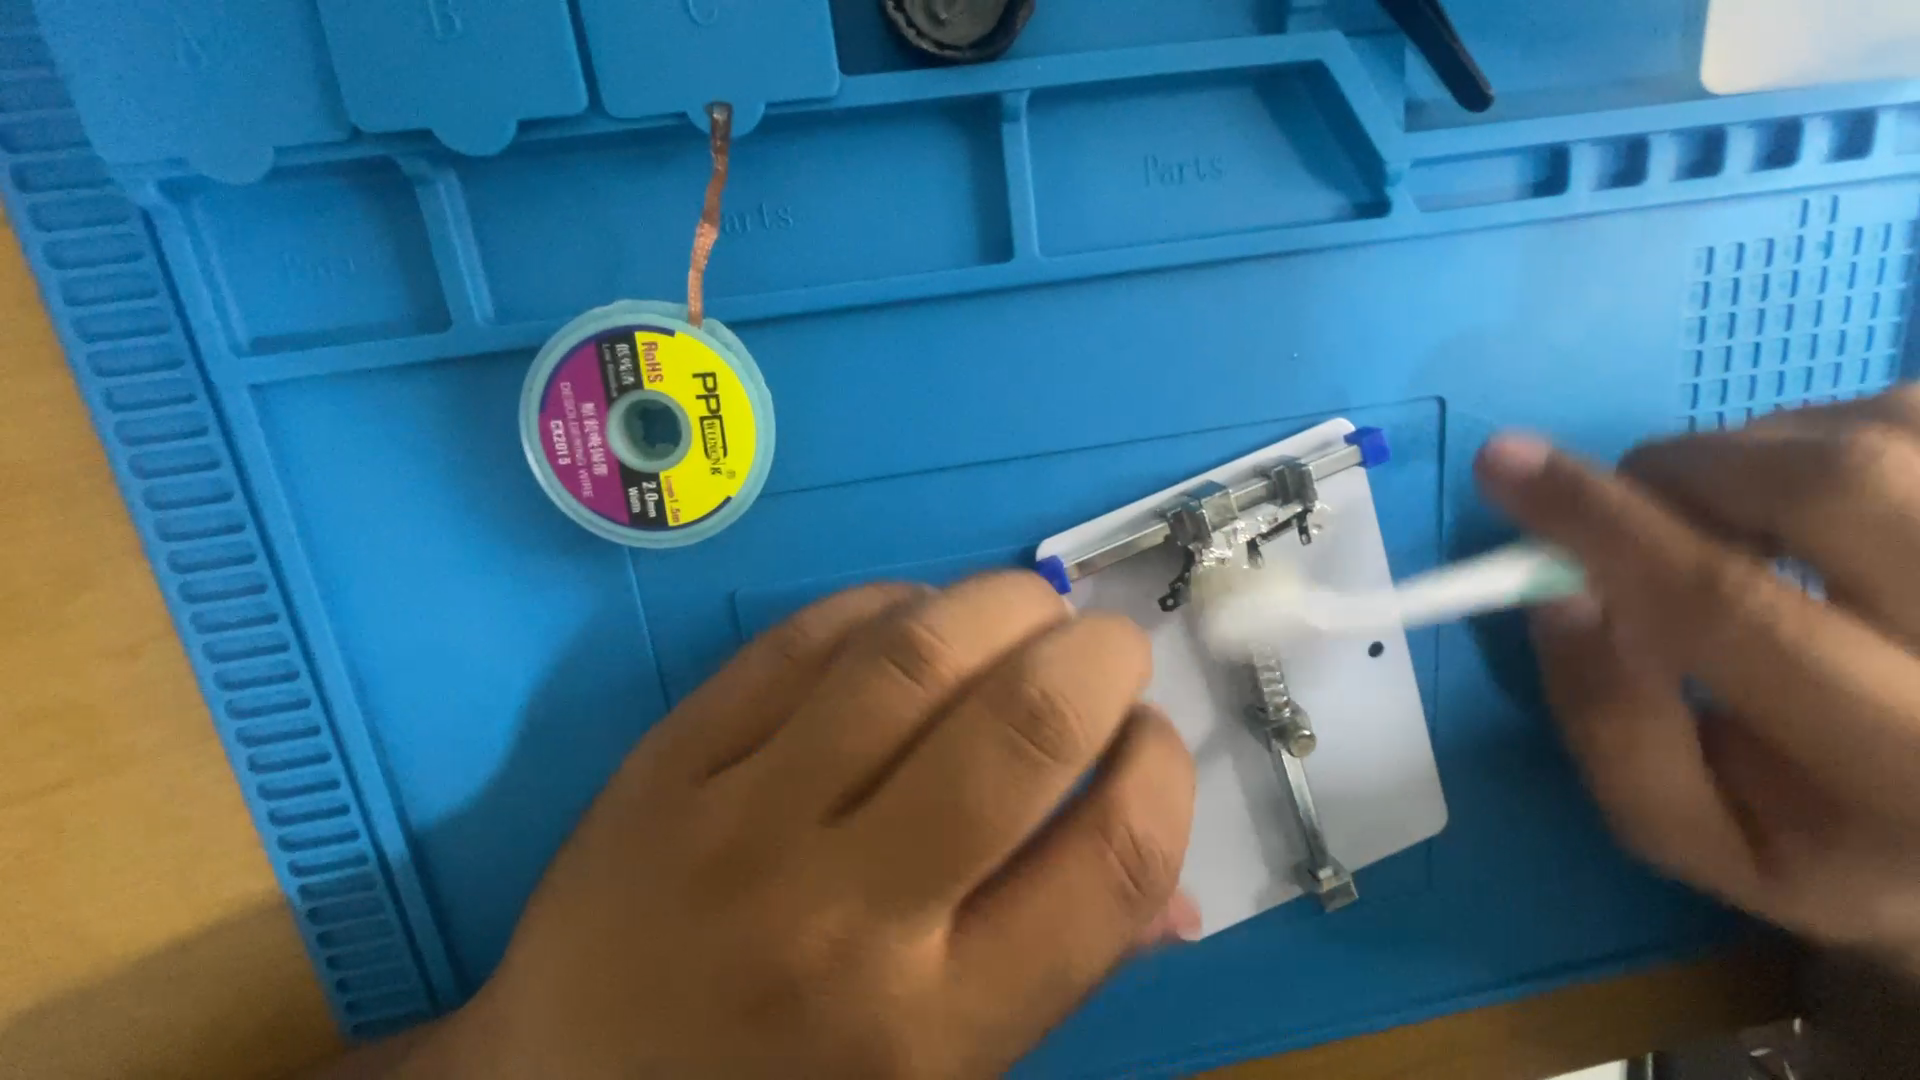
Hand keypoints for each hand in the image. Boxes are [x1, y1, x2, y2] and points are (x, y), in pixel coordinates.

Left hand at [417, 572, 1196, 1077]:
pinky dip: (884, 603)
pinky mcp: (670, 759)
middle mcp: (847, 914)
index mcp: (938, 1024)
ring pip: (908, 659)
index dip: (1162, 774)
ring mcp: (744, 821)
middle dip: (1096, 659)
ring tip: (1030, 606)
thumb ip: (1060, 974)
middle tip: (1107, 644)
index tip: (1151, 737)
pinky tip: (918, 612)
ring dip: (1000, 605)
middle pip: (1018, 732)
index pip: (1110, 864)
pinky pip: (800, 642)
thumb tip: (1176, 889)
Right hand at [1476, 386, 1919, 973]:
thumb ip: (1612, 729)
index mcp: (1904, 764)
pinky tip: (1826, 500)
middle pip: (1834, 483)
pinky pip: (1917, 409)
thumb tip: (1557, 598)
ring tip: (1741, 514)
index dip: (1597, 522)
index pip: (1725, 606)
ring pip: (1885, 429)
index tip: (1501, 464)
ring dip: (1761, 450)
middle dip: (1686, 470)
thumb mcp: (1697, 831)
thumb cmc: (1826, 837)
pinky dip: (1836, 433)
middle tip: (1639, 501)